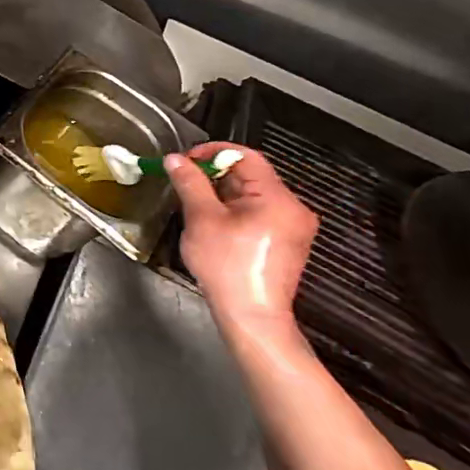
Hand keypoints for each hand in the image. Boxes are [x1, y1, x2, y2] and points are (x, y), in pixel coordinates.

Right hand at [165, 143, 319, 336]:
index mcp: (277, 197)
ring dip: (224, 194)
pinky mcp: (288, 243)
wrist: (252, 317)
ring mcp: (294, 227)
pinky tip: (215, 225)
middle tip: (185, 183)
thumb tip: (175, 159)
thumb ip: (190, 183)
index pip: (246, 156)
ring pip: (254, 195)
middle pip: (251, 175)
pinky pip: (260, 214)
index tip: (186, 161)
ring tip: (196, 206)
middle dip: (215, 175)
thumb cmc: (226, 267)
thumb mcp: (201, 219)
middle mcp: (293, 208)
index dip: (213, 152)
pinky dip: (236, 211)